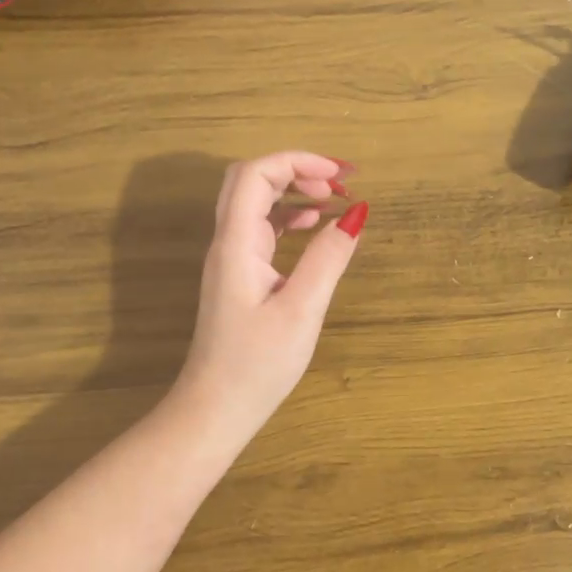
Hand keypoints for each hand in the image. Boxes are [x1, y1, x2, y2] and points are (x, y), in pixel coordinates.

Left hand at [174, 151, 367, 433]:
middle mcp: (227, 242)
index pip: (257, 174)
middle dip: (296, 168)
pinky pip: (261, 227)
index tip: (340, 175)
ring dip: (293, 190)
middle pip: (252, 179)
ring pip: (255, 202)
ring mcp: (230, 258)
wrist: (214, 410)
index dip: (297, 161)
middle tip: (340, 181)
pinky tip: (314, 226)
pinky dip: (289, 216)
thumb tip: (357, 213)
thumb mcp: (302, 310)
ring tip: (335, 198)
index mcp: (237, 243)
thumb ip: (328, 258)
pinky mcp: (238, 275)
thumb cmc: (257, 365)